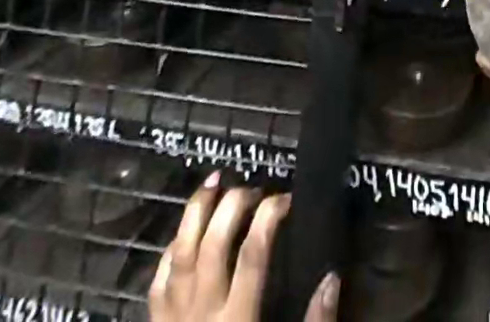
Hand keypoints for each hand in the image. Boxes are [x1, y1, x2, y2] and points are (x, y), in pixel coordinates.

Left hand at [148, 174, 338, 321]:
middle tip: (255, 188)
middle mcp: (201, 315)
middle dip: (233, 206)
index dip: (270, 217)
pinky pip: (158, 281)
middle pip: (213, 245)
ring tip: (214, 181)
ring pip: (179, 254)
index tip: (287, 198)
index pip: (253, 255)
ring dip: (195, 213)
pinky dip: (171, 250)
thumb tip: (332, 278)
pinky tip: (184, 232)